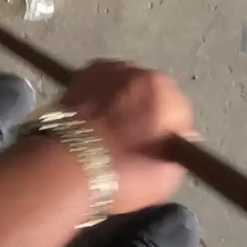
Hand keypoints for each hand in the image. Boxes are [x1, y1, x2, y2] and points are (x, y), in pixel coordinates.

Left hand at [59, 60, 193, 213]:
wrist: (66, 164)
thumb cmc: (120, 173)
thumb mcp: (164, 178)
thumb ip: (180, 154)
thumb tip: (180, 139)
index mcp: (163, 92)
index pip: (180, 112)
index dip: (172, 134)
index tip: (159, 151)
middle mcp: (139, 71)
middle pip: (154, 92)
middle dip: (148, 111)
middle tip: (134, 141)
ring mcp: (109, 67)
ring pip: (127, 85)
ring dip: (125, 100)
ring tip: (110, 129)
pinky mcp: (83, 72)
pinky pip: (103, 83)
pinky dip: (102, 95)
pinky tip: (94, 118)